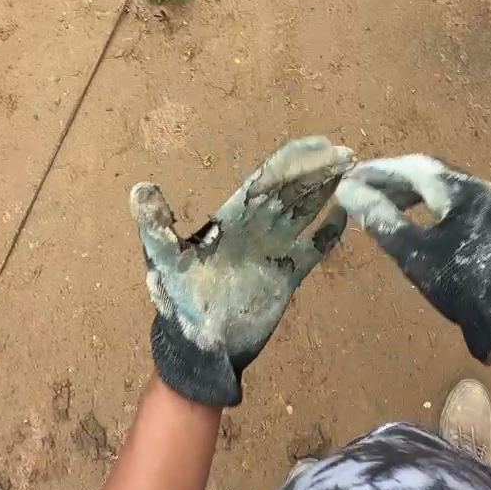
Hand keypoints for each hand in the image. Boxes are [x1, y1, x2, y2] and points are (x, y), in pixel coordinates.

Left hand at [131, 137, 353, 405]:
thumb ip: (155, 224)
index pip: (268, 180)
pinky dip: (328, 234)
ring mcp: (274, 249)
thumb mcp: (163, 259)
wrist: (200, 346)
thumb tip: (138, 188)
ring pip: (305, 213)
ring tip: (352, 172)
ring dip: (326, 192)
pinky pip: (313, 249)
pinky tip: (345, 216)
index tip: (319, 143)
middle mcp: (257, 226)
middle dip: (318, 171)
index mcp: (233, 216)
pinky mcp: (286, 275)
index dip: (293, 161)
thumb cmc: (180, 301)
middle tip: (347, 154)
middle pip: (293, 191)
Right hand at [337, 154, 490, 362]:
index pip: (412, 167)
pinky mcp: (486, 216)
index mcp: (462, 190)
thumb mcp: (412, 250)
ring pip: (436, 183)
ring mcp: (485, 200)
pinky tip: (404, 209)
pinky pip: (447, 197)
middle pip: (426, 172)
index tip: (351, 176)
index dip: (379, 170)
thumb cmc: (457, 282)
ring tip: (377, 198)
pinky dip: (422, 199)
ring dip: (405, 189)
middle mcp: (477, 186)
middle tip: (361, 186)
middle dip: (391, 178)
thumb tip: (347, 191)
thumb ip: (379, 216)